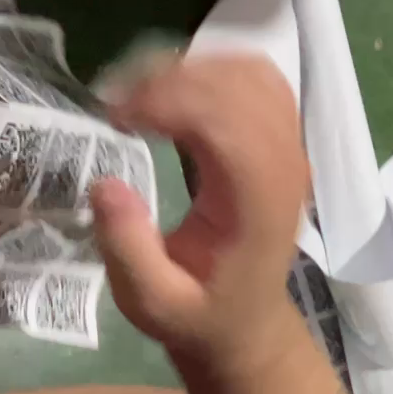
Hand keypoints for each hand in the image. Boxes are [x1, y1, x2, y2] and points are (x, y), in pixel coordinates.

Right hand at [90, 55, 309, 369]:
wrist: (245, 323)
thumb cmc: (197, 314)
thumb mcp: (150, 302)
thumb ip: (128, 250)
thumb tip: (104, 184)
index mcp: (255, 203)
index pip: (225, 122)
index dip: (167, 101)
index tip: (113, 116)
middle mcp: (283, 164)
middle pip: (236, 85)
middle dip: (168, 79)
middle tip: (112, 104)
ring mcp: (288, 146)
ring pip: (247, 72)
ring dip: (187, 69)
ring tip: (135, 95)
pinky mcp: (278, 138)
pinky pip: (253, 78)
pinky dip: (208, 70)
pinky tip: (170, 91)